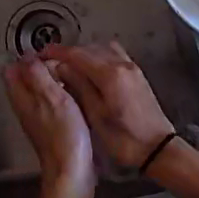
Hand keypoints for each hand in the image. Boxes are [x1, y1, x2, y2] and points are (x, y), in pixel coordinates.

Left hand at [1, 55, 94, 197]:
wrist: (72, 172)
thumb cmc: (64, 133)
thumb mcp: (53, 98)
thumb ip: (38, 76)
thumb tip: (26, 55)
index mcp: (22, 98)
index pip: (11, 71)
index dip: (26, 58)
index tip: (48, 52)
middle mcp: (25, 108)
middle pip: (25, 80)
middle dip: (40, 67)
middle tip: (64, 61)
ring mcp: (38, 119)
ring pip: (39, 92)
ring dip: (52, 80)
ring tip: (73, 73)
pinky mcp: (52, 128)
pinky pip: (52, 103)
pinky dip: (61, 93)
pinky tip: (77, 93)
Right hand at [40, 42, 175, 171]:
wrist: (158, 148)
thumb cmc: (124, 139)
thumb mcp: (96, 116)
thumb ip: (79, 87)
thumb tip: (61, 67)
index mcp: (110, 75)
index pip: (78, 54)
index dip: (57, 52)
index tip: (40, 54)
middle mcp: (122, 64)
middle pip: (90, 48)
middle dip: (69, 52)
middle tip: (50, 62)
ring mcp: (132, 67)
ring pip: (103, 49)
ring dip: (84, 53)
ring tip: (69, 66)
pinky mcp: (137, 74)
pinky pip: (114, 55)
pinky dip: (99, 56)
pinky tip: (91, 70)